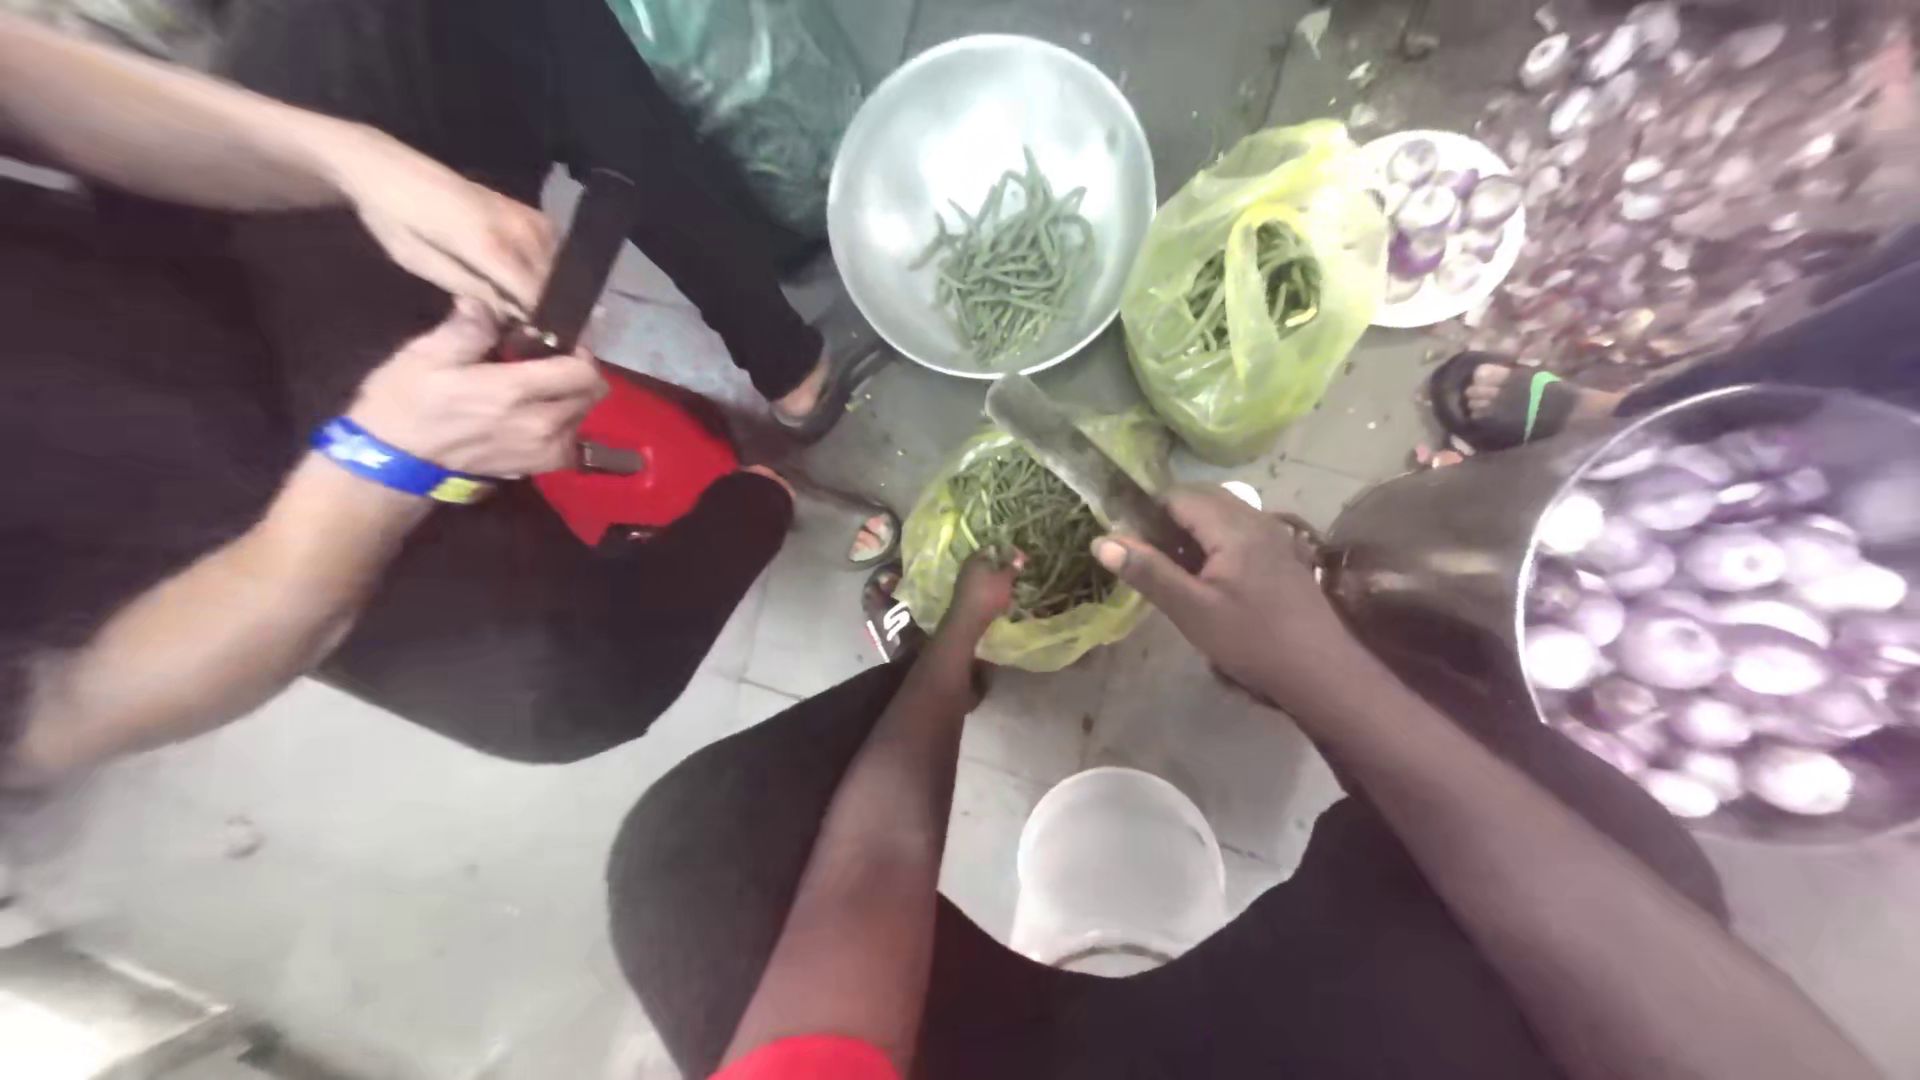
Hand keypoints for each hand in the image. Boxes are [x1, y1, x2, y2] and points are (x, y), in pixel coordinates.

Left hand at [322, 125, 555, 314]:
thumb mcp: (423, 264)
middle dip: (547, 310)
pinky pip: (559, 255)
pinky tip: (534, 280)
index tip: (534, 340)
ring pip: (563, 274)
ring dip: (552, 292)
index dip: (538, 324)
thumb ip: (475, 292)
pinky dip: (553, 272)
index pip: (536, 298)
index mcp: (490, 246)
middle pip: (555, 288)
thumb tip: (514, 318)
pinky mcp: (535, 214)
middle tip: (532, 328)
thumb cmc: (393, 217)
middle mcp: (521, 232)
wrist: (383, 163)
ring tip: (532, 306)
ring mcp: (532, 220)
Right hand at [346, 300, 606, 477]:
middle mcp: (543, 423)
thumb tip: (486, 305)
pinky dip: (564, 426)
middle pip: (592, 394)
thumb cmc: (407, 403)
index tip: (565, 347)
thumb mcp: (426, 355)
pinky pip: (572, 440)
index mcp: (516, 391)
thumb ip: (467, 329)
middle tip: (553, 366)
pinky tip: (538, 417)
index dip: (582, 356)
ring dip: (572, 400)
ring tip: (541, 392)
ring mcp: (548, 448)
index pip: (583, 373)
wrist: (398, 462)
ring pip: (584, 416)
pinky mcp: (544, 467)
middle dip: (580, 376)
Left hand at [939, 549, 1024, 641]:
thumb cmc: (988, 594)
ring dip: (1001, 583)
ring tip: (1016, 589)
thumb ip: (1012, 567)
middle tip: (1020, 574)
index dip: (1009, 553)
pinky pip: (985, 591)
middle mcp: (968, 568)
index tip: (1022, 559)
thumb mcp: (1004, 579)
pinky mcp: (968, 598)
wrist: (968, 621)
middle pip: (990, 565)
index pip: (994, 550)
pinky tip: (1006, 601)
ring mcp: (966, 584)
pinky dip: (995, 593)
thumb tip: (1019, 556)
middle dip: (1006, 570)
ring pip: (988, 579)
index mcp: (975, 559)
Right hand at [1092, 487, 1354, 708]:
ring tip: (1171, 568)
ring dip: (1189, 531)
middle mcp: (1256, 519)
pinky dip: (1212, 541)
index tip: (1127, 543)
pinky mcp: (1280, 553)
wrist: (1321, 673)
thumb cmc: (1251, 640)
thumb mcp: (1191, 609)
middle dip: (1167, 520)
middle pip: (1200, 499)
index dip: (1146, 514)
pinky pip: (1237, 530)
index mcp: (1234, 527)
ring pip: (1220, 514)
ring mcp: (1273, 535)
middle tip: (1147, 557)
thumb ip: (1147, 571)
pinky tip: (1204, 576)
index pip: (1178, 497)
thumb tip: (1101, 541)